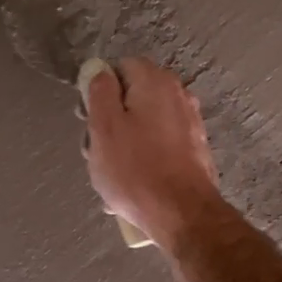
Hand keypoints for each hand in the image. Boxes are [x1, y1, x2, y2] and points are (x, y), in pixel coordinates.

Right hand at [79, 58, 223, 248]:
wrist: (181, 213)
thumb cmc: (135, 170)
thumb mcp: (103, 127)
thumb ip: (98, 91)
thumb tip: (98, 70)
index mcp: (155, 82)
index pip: (120, 67)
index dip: (98, 90)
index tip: (87, 118)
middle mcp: (178, 95)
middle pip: (133, 97)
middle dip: (110, 120)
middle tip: (96, 151)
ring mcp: (189, 124)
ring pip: (144, 124)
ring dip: (124, 143)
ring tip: (112, 174)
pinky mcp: (194, 151)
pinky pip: (158, 146)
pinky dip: (143, 158)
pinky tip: (133, 184)